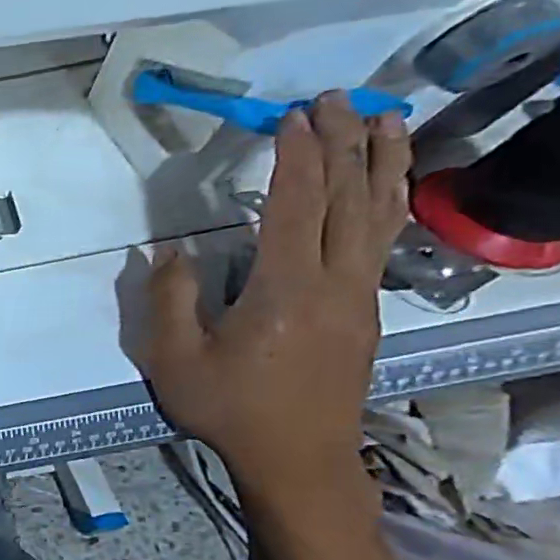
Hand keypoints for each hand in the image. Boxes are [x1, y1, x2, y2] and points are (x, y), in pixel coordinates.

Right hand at [132, 92, 409, 501]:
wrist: (298, 459)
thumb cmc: (229, 408)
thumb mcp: (174, 358)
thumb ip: (171, 299)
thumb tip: (173, 251)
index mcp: (287, 290)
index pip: (298, 207)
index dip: (297, 158)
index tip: (293, 117)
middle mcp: (336, 284)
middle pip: (350, 199)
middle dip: (344, 144)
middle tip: (338, 100)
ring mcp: (360, 298)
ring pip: (381, 217)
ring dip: (382, 164)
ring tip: (386, 120)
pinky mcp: (365, 312)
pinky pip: (383, 241)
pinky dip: (388, 200)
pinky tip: (384, 186)